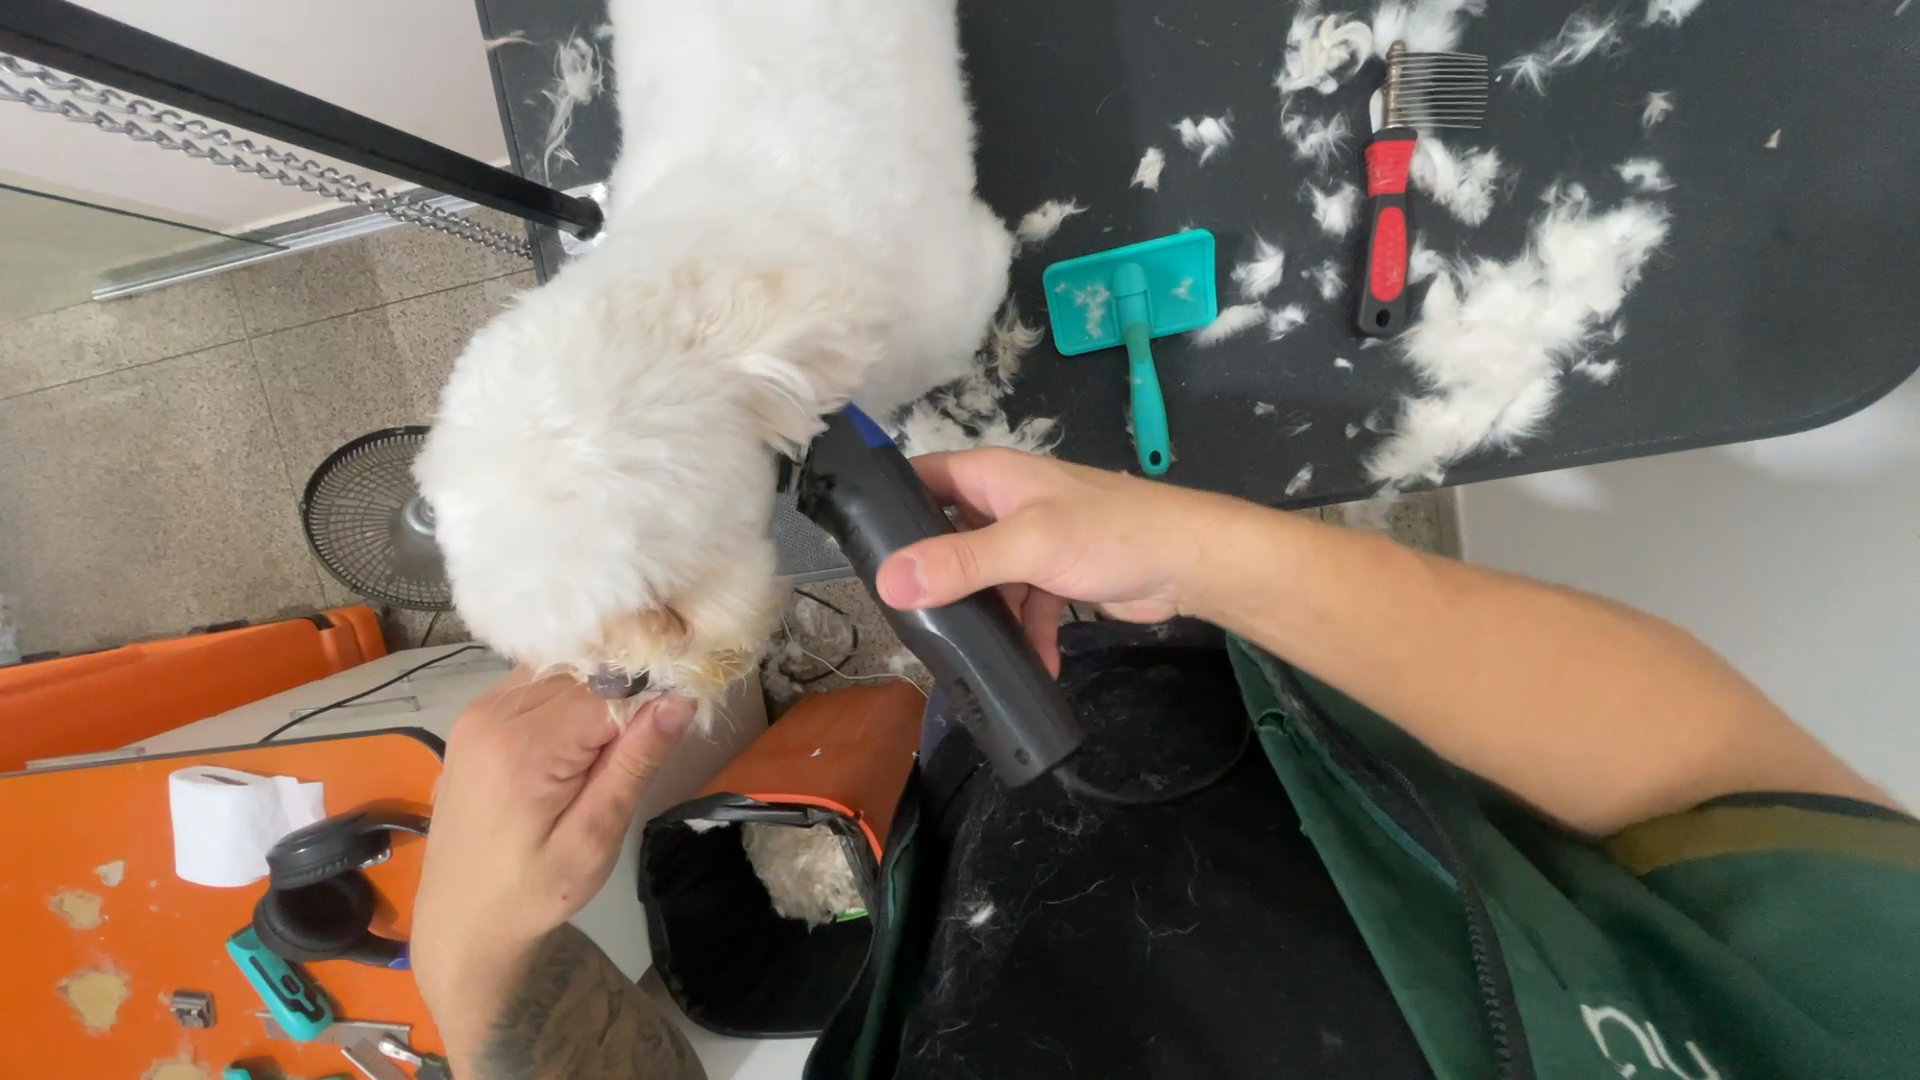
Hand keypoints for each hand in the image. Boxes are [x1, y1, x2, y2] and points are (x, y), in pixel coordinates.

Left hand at [411, 669, 694, 1057]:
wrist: (461, 921)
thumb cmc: (533, 890)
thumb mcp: (596, 836)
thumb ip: (636, 761)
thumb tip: (681, 697)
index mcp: (525, 746)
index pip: (611, 687)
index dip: (652, 695)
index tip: (678, 716)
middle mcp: (496, 714)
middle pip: (588, 672)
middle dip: (628, 692)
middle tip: (651, 736)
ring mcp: (481, 711)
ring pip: (567, 669)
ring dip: (602, 690)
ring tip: (618, 739)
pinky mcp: (479, 716)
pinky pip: (541, 680)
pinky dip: (573, 692)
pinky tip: (585, 731)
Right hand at [874, 449, 1235, 671]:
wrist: (1189, 563)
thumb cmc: (1109, 533)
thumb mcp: (1030, 544)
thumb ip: (962, 561)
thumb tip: (888, 583)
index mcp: (988, 477)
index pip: (918, 481)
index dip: (887, 510)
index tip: (863, 556)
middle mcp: (1002, 503)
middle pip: (945, 538)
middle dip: (932, 578)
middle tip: (908, 620)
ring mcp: (1027, 541)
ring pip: (983, 579)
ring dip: (982, 617)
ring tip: (965, 659)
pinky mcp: (1052, 575)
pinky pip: (1022, 605)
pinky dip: (1026, 633)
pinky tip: (1034, 666)